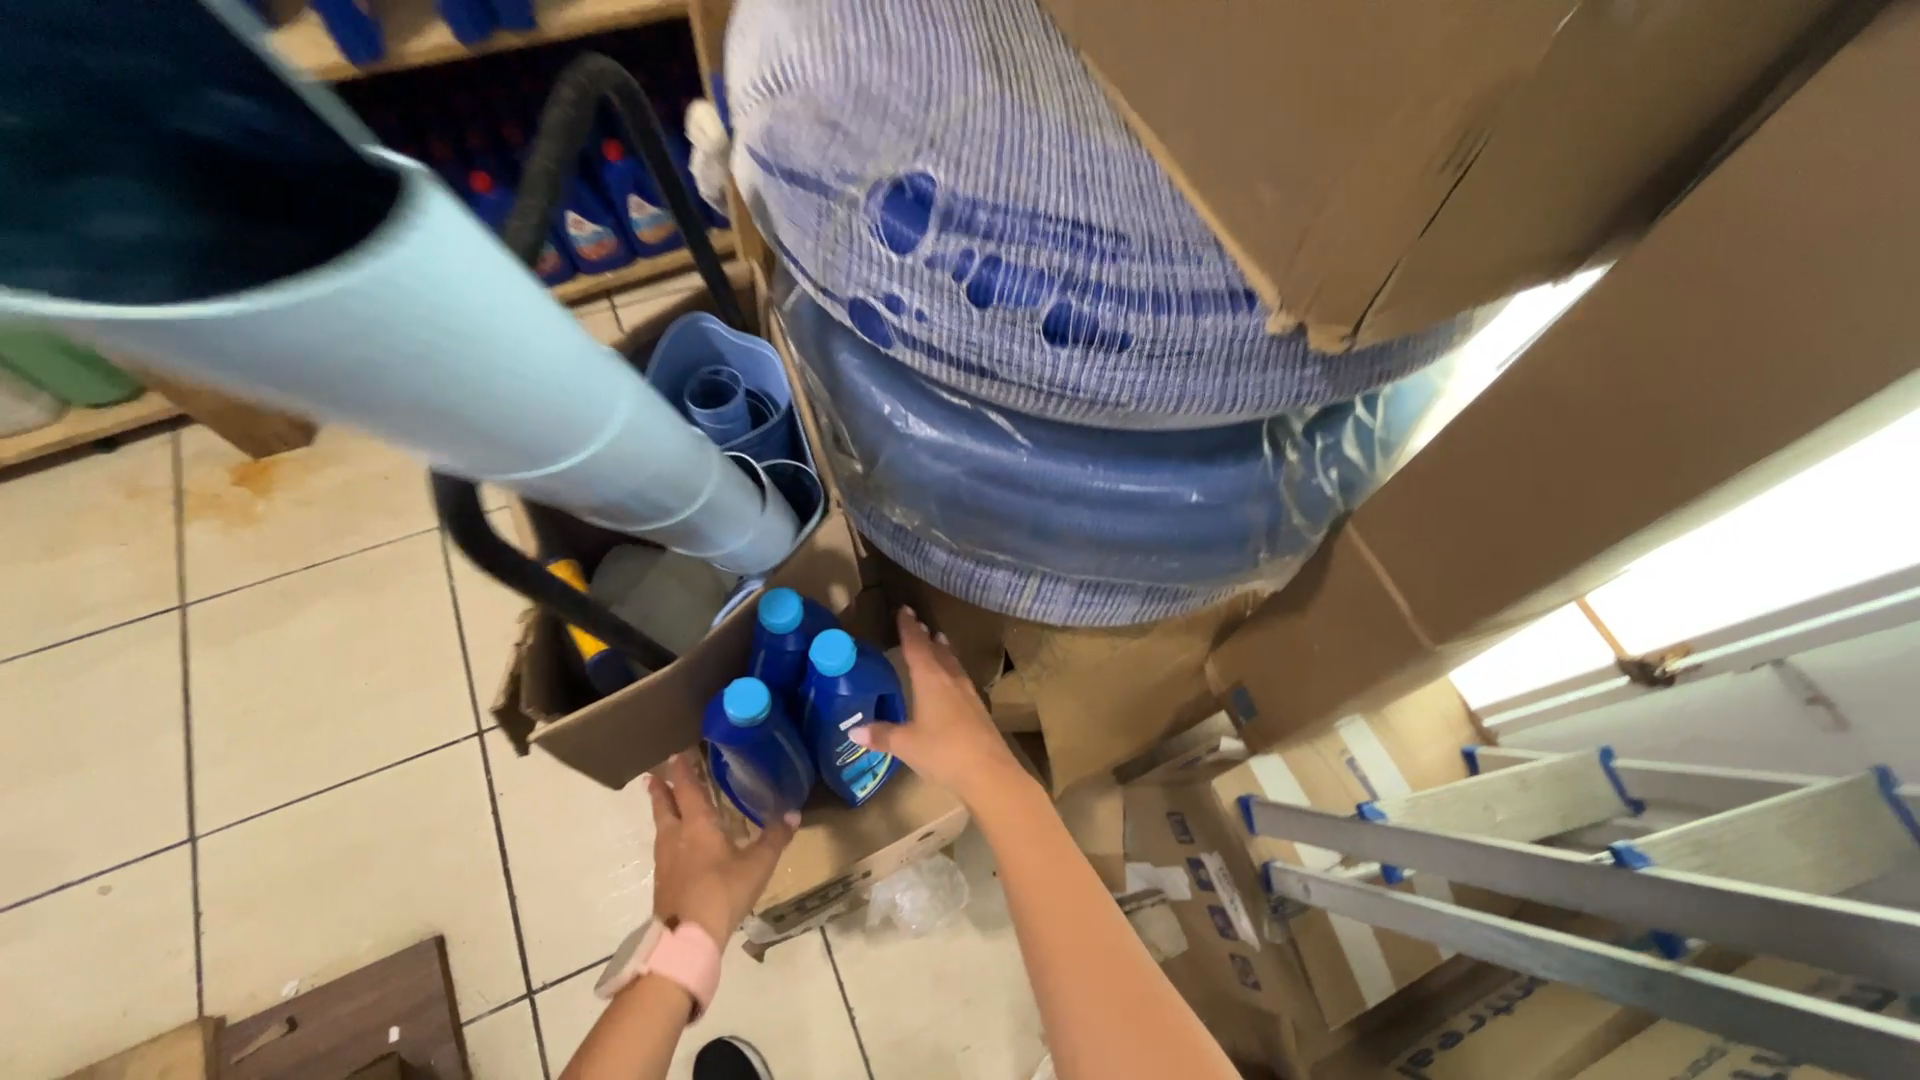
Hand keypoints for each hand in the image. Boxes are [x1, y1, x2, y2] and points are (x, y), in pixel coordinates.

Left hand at [644, 752, 796, 945]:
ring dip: (661, 811)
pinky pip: (663, 848)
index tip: (675, 754)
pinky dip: (666, 835)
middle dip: (660, 790)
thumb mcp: (757, 865)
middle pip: (664, 806)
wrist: (687, 937)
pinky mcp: (663, 881)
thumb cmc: (722, 892)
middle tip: (653, 776)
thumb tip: (794, 812)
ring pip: (660, 827)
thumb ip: (775, 838)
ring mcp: (665, 860)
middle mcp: (676, 836)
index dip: (681, 771)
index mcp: (697, 825)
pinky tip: (674, 845)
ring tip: (662, 804)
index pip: (687, 789)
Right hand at [849, 607, 1027, 806]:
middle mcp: (951, 680)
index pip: (917, 646)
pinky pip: (962, 680)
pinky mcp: (979, 710)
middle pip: (937, 651)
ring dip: (944, 652)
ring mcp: (968, 694)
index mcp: (930, 679)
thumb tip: (853, 730)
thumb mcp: (906, 744)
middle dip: (926, 637)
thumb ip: (881, 734)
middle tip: (920, 623)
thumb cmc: (942, 751)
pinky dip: (953, 671)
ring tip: (939, 642)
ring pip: (953, 664)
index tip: (905, 610)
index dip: (909, 628)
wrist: (988, 772)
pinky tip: (953, 681)